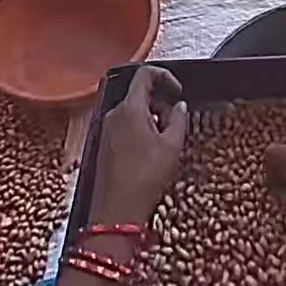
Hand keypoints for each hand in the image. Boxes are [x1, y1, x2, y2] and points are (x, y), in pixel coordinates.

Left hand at [91, 66, 188, 225]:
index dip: (165, 76)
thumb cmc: (146, 176)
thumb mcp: (172, 146)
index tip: (177, 91)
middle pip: (140, 94)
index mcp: (130, 108)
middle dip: (161, 104)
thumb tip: (180, 106)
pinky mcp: (105, 144)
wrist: (117, 211)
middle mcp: (115, 114)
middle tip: (174, 126)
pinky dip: (140, 131)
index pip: (145, 74)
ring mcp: (107, 129)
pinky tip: (150, 153)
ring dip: (152, 119)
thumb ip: (179, 119)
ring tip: (164, 144)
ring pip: (133, 111)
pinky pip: (125, 126)